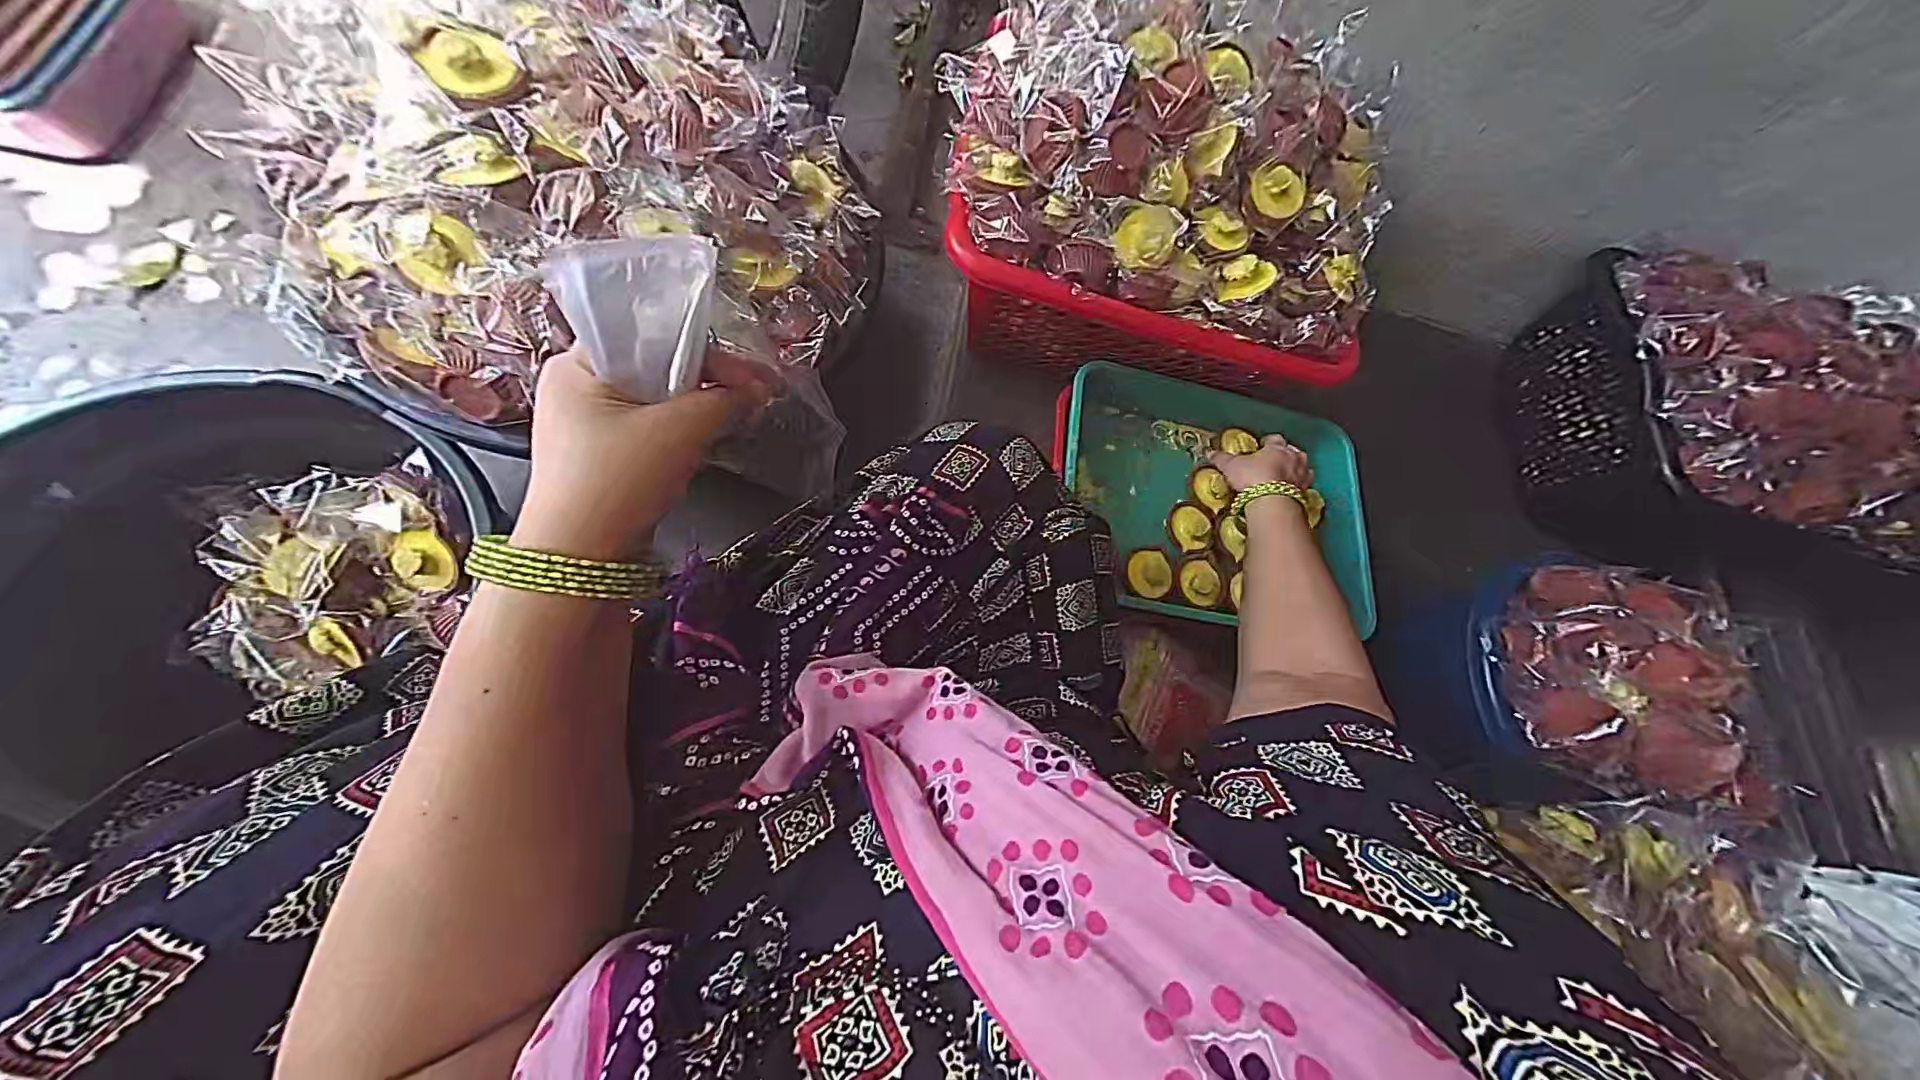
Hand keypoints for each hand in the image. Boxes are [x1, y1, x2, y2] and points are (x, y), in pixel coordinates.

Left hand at [512, 347, 766, 559]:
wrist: (580, 560)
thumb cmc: (618, 483)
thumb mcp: (678, 432)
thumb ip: (724, 401)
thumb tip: (760, 388)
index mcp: (576, 364)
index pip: (651, 336)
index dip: (706, 349)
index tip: (751, 373)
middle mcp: (574, 385)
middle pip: (655, 366)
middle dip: (706, 382)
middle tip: (750, 396)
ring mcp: (585, 421)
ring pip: (654, 399)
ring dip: (695, 408)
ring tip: (732, 417)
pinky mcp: (599, 452)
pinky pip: (647, 426)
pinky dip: (678, 430)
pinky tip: (701, 441)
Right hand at [1209, 433, 1313, 492]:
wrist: (1272, 501)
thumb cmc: (1253, 477)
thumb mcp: (1232, 466)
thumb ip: (1222, 459)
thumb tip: (1210, 453)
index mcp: (1277, 447)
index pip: (1274, 439)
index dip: (1268, 442)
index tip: (1262, 446)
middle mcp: (1294, 458)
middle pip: (1292, 452)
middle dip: (1284, 455)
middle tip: (1273, 462)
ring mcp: (1302, 474)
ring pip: (1302, 467)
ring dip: (1294, 470)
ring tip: (1283, 477)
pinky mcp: (1306, 491)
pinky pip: (1304, 485)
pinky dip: (1298, 487)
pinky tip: (1289, 491)